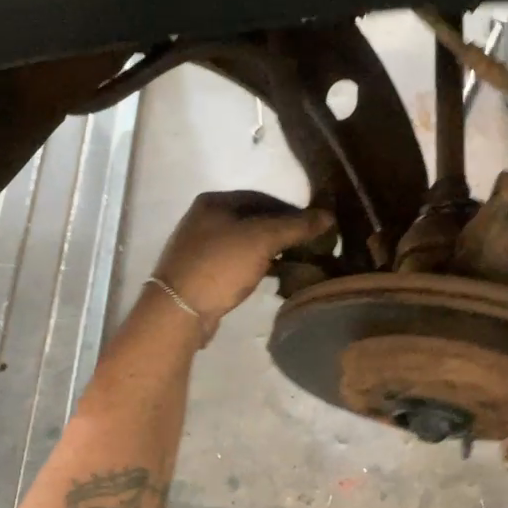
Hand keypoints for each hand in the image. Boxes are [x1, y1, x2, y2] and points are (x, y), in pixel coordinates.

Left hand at [151, 191, 332, 340]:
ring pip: (245, 243)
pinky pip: (236, 263)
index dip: (292, 211)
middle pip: (253, 220)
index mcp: (214, 201)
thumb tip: (328, 215)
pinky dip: (256, 266)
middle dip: (282, 232)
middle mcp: (204, 218)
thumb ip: (295, 226)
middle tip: (309, 246)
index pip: (263, 198)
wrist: (179, 309)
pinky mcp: (201, 272)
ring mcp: (200, 247)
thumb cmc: (220, 265)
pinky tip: (272, 277)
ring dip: (270, 251)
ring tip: (296, 262)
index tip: (315, 227)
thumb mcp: (262, 240)